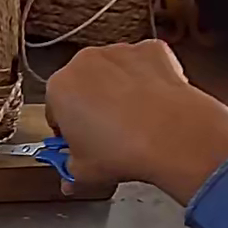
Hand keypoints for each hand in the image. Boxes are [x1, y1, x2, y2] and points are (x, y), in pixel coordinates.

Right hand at [44, 40, 227, 203]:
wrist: (172, 136)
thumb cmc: (123, 149)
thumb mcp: (83, 172)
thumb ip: (70, 172)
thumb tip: (71, 177)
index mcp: (59, 88)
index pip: (55, 111)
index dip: (66, 131)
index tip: (78, 144)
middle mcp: (85, 62)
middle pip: (82, 87)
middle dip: (91, 108)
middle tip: (106, 138)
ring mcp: (120, 53)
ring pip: (112, 74)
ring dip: (117, 92)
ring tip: (132, 125)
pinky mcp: (152, 50)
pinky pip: (143, 66)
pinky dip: (146, 81)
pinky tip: (151, 107)